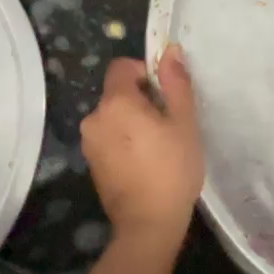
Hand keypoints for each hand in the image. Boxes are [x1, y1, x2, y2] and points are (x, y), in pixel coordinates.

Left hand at [81, 45, 204, 244]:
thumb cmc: (172, 169)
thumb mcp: (184, 123)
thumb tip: (171, 50)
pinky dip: (125, 142)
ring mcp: (89, 142)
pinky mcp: (92, 163)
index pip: (122, 66)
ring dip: (133, 123)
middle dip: (142, 101)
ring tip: (159, 147)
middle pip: (118, 93)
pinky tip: (146, 164)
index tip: (167, 95)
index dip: (146, 72)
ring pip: (113, 118)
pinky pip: (109, 139)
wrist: (148, 223)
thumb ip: (176, 84)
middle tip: (170, 125)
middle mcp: (94, 117)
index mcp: (116, 102)